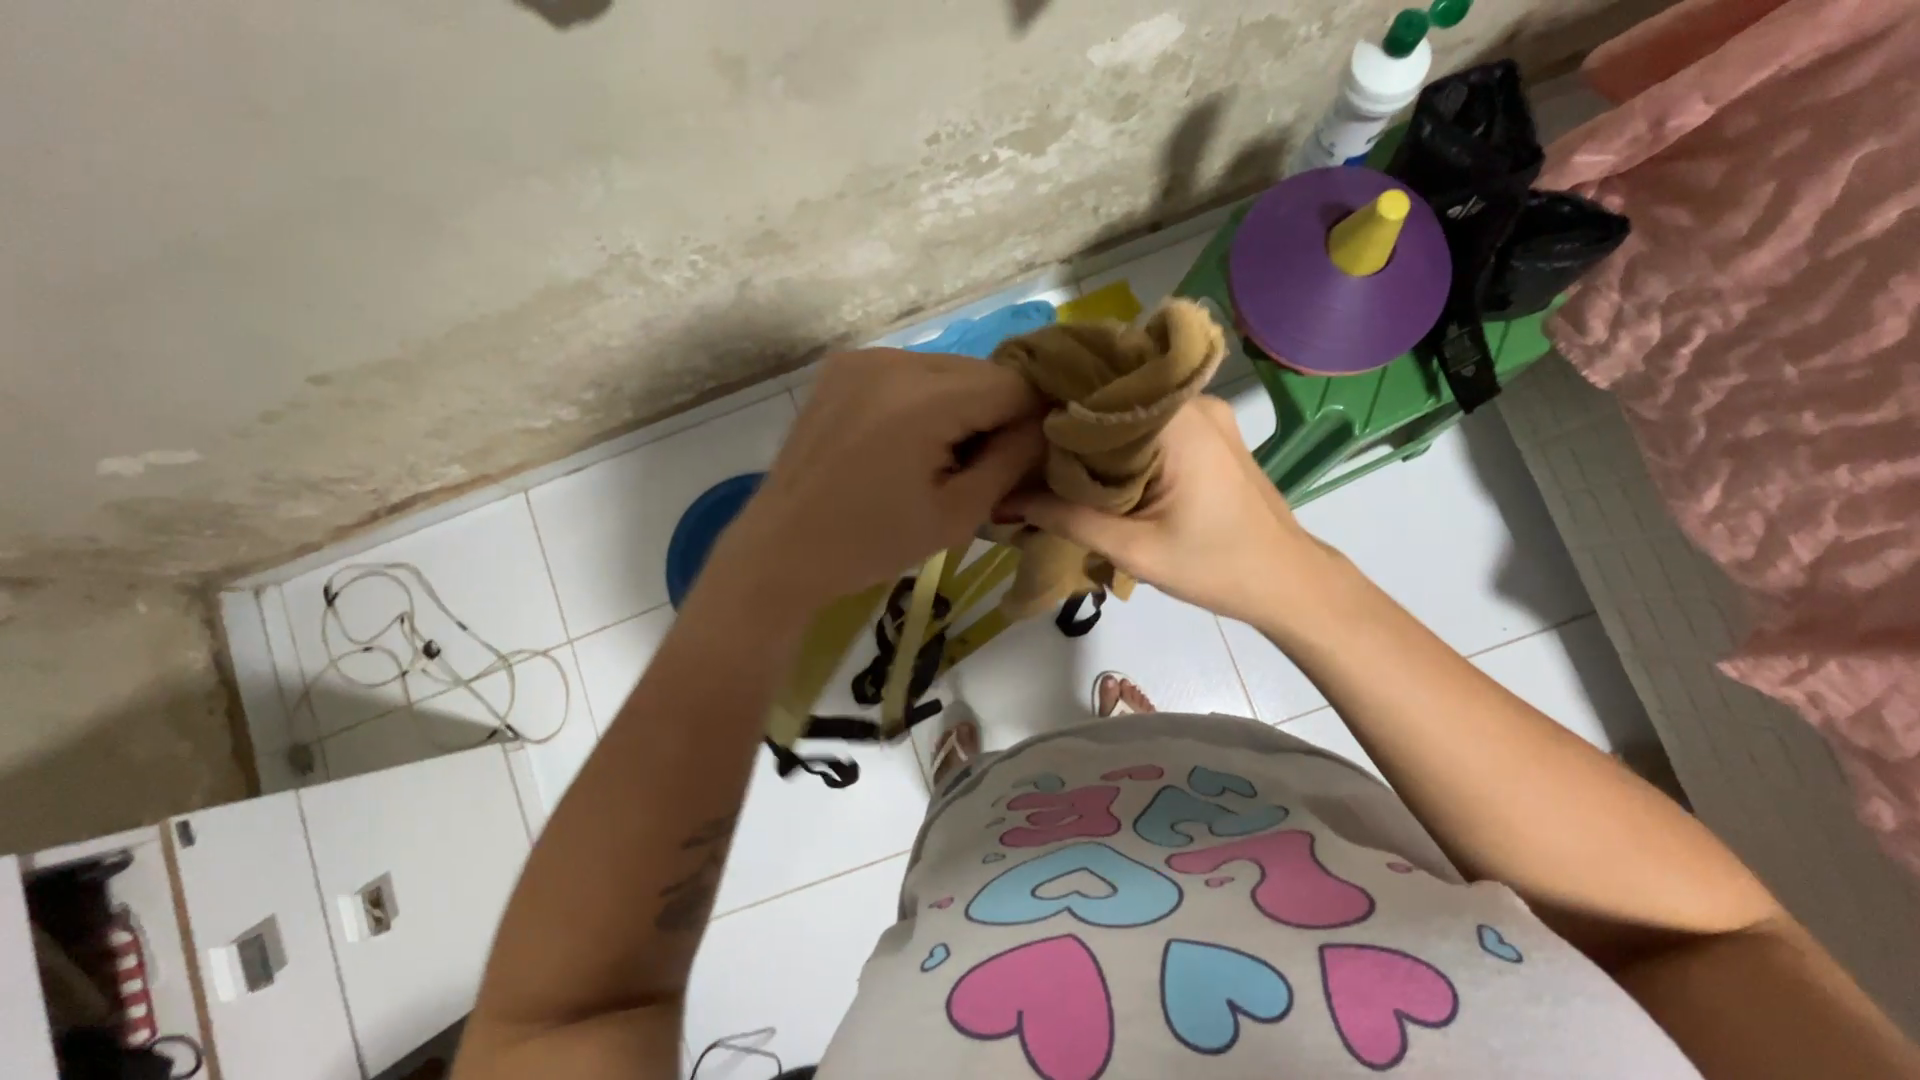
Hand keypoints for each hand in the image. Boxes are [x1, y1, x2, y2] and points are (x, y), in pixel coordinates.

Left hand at [706, 349, 1045, 614]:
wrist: (782, 549)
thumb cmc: (872, 544)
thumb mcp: (958, 514)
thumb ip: (1012, 461)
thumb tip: (1046, 425)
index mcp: (923, 399)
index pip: (1015, 386)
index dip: (1030, 423)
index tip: (1021, 463)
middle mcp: (894, 360)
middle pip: (982, 372)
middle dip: (994, 413)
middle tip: (980, 467)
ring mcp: (862, 358)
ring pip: (947, 369)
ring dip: (960, 405)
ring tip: (937, 458)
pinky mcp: (841, 367)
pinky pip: (908, 372)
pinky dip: (924, 399)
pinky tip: (904, 443)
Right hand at [1003, 396, 1329, 624]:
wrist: (1287, 581)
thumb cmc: (1216, 567)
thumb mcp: (1135, 549)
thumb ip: (1066, 518)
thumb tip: (1002, 502)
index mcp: (1179, 421)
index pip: (1097, 391)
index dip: (1048, 404)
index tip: (1009, 424)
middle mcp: (1193, 401)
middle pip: (1111, 396)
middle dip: (1065, 420)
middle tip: (1018, 446)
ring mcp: (1206, 412)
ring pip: (1129, 410)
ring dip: (1091, 432)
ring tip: (1046, 457)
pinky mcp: (1209, 430)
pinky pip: (1150, 422)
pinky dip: (1118, 439)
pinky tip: (1090, 464)